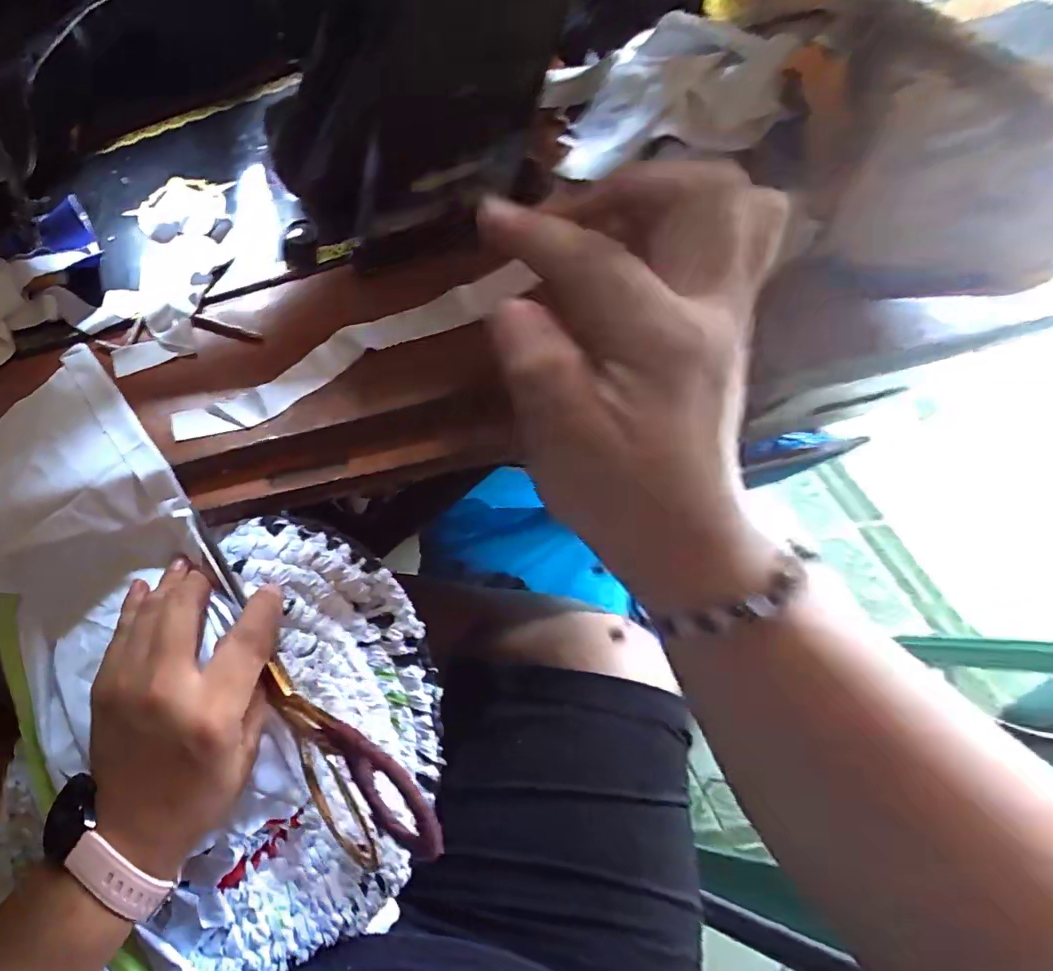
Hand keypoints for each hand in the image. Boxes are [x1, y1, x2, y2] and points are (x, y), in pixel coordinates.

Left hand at [88, 557, 282, 879]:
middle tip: (208, 571)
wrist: (131, 825)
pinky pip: (121, 631)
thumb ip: (251, 700)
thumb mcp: (242, 758)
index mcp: (210, 713)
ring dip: (167, 586)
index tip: (268, 589)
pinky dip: (135, 606)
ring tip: (180, 567)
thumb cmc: (197, 797)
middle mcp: (167, 686)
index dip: (260, 611)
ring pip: (149, 614)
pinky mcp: (103, 682)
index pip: (243, 644)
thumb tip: (254, 651)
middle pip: (183, 612)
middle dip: (199, 584)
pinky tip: (144, 588)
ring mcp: (127, 680)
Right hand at [476, 162, 791, 610]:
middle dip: (625, 187)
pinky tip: (637, 252)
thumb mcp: (557, 433)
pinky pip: (736, 237)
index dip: (535, 233)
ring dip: (667, 196)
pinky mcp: (725, 324)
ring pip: (738, 205)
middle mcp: (710, 307)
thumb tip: (508, 304)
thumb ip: (536, 361)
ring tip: (604, 223)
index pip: (595, 260)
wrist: (679, 527)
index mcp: (659, 337)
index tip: (487, 216)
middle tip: (561, 218)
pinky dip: (688, 222)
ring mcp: (728, 312)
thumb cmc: (611, 486)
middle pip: (702, 195)